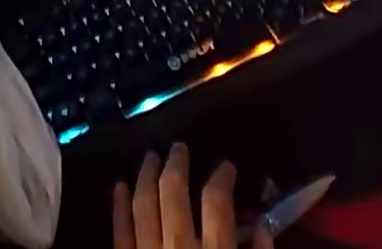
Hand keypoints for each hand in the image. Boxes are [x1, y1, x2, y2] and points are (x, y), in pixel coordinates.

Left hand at [114, 143, 269, 248]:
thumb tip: (262, 228)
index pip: (216, 204)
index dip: (222, 179)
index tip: (226, 166)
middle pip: (173, 194)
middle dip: (176, 165)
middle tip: (179, 147)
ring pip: (144, 206)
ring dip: (146, 176)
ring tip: (151, 156)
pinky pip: (120, 234)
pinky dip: (119, 207)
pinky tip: (119, 185)